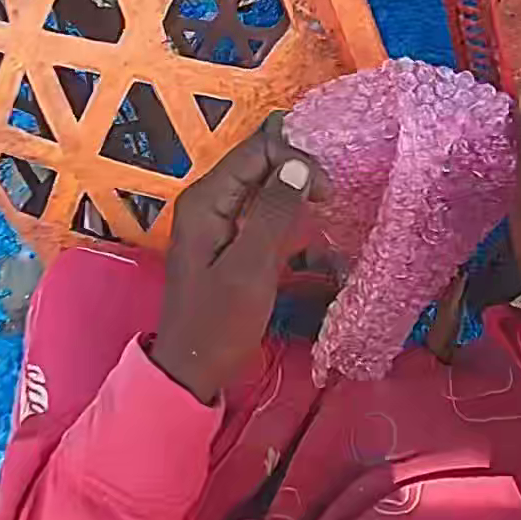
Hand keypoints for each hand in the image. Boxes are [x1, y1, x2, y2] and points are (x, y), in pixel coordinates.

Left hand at [154, 114, 331, 401]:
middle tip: (328, 199)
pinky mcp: (226, 236)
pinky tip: (304, 225)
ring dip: (292, 190)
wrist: (192, 368)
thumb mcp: (250, 269)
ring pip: (260, 184)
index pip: (255, 151)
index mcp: (205, 200)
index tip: (325, 192)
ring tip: (323, 208)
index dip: (294, 159)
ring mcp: (215, 217)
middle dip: (296, 171)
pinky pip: (258, 209)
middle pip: (257, 162)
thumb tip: (299, 165)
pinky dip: (283, 211)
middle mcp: (207, 199)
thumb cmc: (218, 323)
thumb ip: (273, 214)